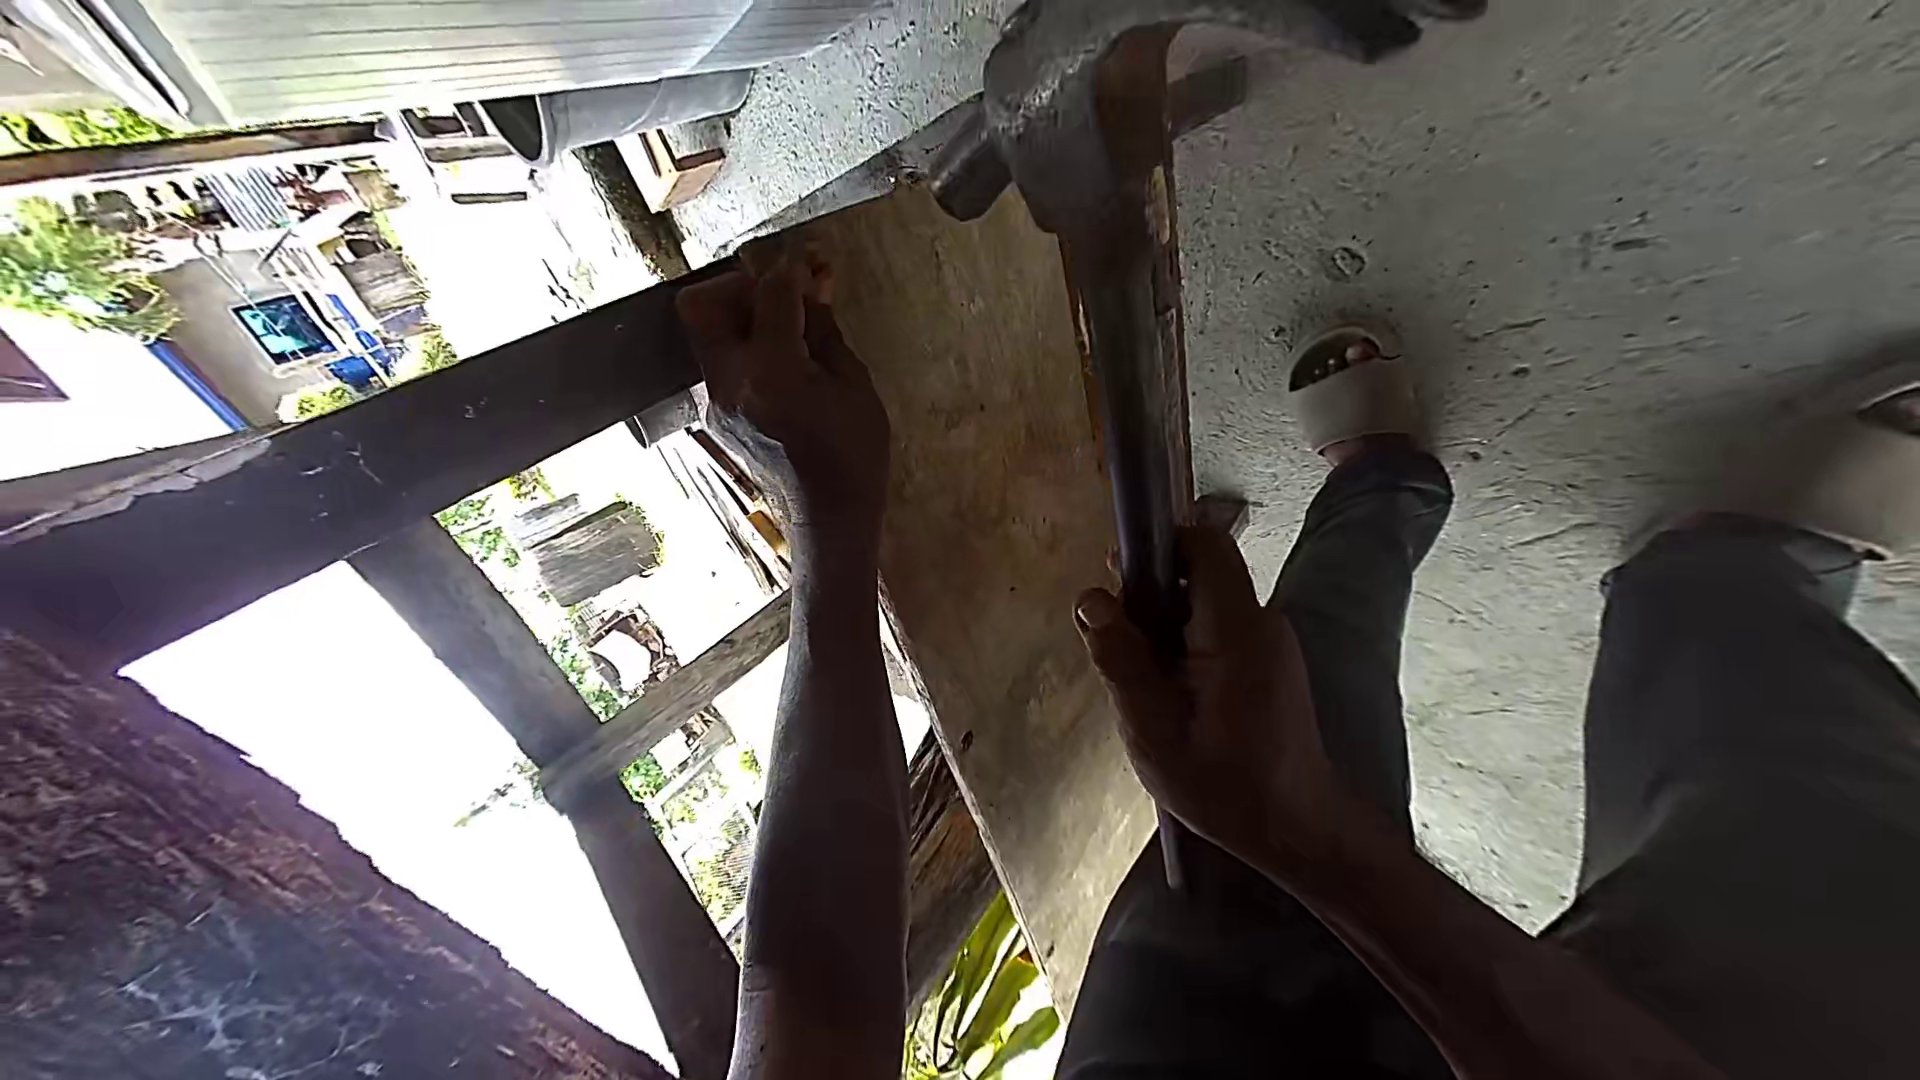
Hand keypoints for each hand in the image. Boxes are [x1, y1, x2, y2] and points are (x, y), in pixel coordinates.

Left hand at [676, 256, 890, 538]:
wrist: (831, 514)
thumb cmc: (856, 454)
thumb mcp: (854, 386)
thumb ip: (825, 331)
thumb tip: (815, 285)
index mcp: (772, 373)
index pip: (770, 296)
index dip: (793, 269)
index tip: (812, 261)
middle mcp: (729, 383)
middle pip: (702, 305)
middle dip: (742, 287)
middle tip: (785, 297)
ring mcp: (716, 402)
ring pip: (707, 334)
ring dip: (743, 318)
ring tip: (789, 329)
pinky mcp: (718, 416)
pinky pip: (721, 363)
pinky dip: (747, 349)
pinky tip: (782, 362)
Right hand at [1075, 526, 1349, 871]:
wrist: (1296, 829)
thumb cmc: (1224, 787)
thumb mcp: (1152, 732)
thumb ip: (1120, 662)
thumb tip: (1090, 599)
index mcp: (1236, 632)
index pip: (1204, 546)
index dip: (1157, 545)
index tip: (1117, 579)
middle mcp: (1258, 621)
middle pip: (1193, 572)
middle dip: (1145, 596)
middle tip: (1117, 646)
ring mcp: (1266, 637)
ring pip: (1197, 600)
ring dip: (1157, 623)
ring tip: (1140, 679)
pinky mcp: (1264, 654)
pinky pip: (1210, 624)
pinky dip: (1178, 641)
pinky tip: (1166, 689)